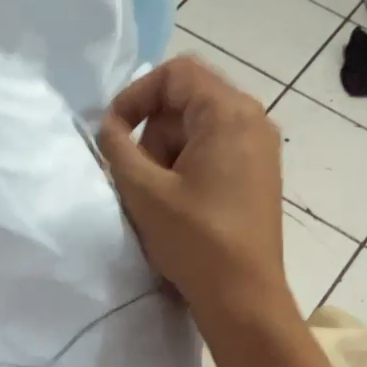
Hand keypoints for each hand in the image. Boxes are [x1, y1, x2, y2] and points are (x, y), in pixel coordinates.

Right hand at [97, 58, 294, 328]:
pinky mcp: (255, 172)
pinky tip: (176, 206)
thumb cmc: (194, 240)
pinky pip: (212, 152)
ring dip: (164, 157)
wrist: (242, 292)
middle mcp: (251, 118)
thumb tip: (107, 127)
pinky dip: (184, 169)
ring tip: (156, 201)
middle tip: (136, 180)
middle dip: (150, 135)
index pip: (176, 74)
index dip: (135, 96)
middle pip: (185, 103)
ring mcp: (258, 146)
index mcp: (228, 113)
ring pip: (195, 130)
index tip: (110, 134)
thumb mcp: (145, 194)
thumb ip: (119, 151)